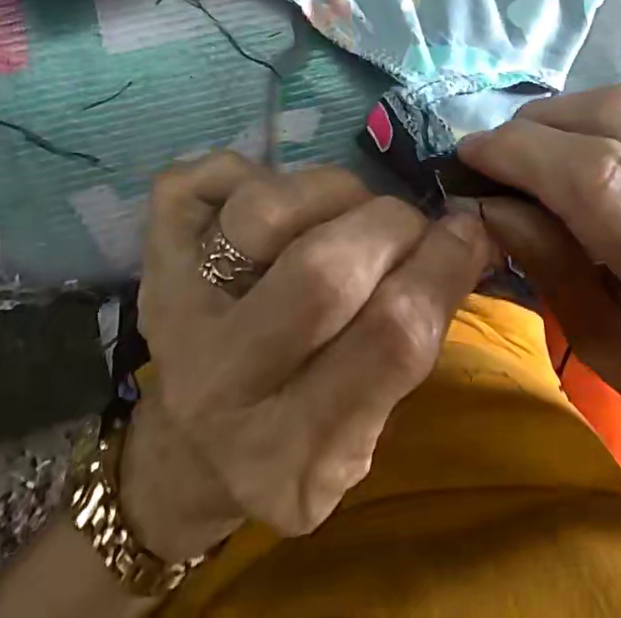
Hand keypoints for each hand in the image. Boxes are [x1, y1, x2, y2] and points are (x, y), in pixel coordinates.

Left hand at [120, 153, 495, 559]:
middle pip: (323, 270)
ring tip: (350, 207)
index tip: (469, 233)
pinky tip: (281, 199)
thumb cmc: (290, 447)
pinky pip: (194, 182)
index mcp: (289, 451)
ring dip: (330, 191)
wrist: (187, 449)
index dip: (441, 270)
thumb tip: (463, 237)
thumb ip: (407, 349)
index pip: (388, 341)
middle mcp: (220, 379)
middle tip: (410, 223)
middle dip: (390, 227)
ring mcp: (173, 312)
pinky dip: (248, 170)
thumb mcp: (360, 440)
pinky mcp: (151, 264)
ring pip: (261, 211)